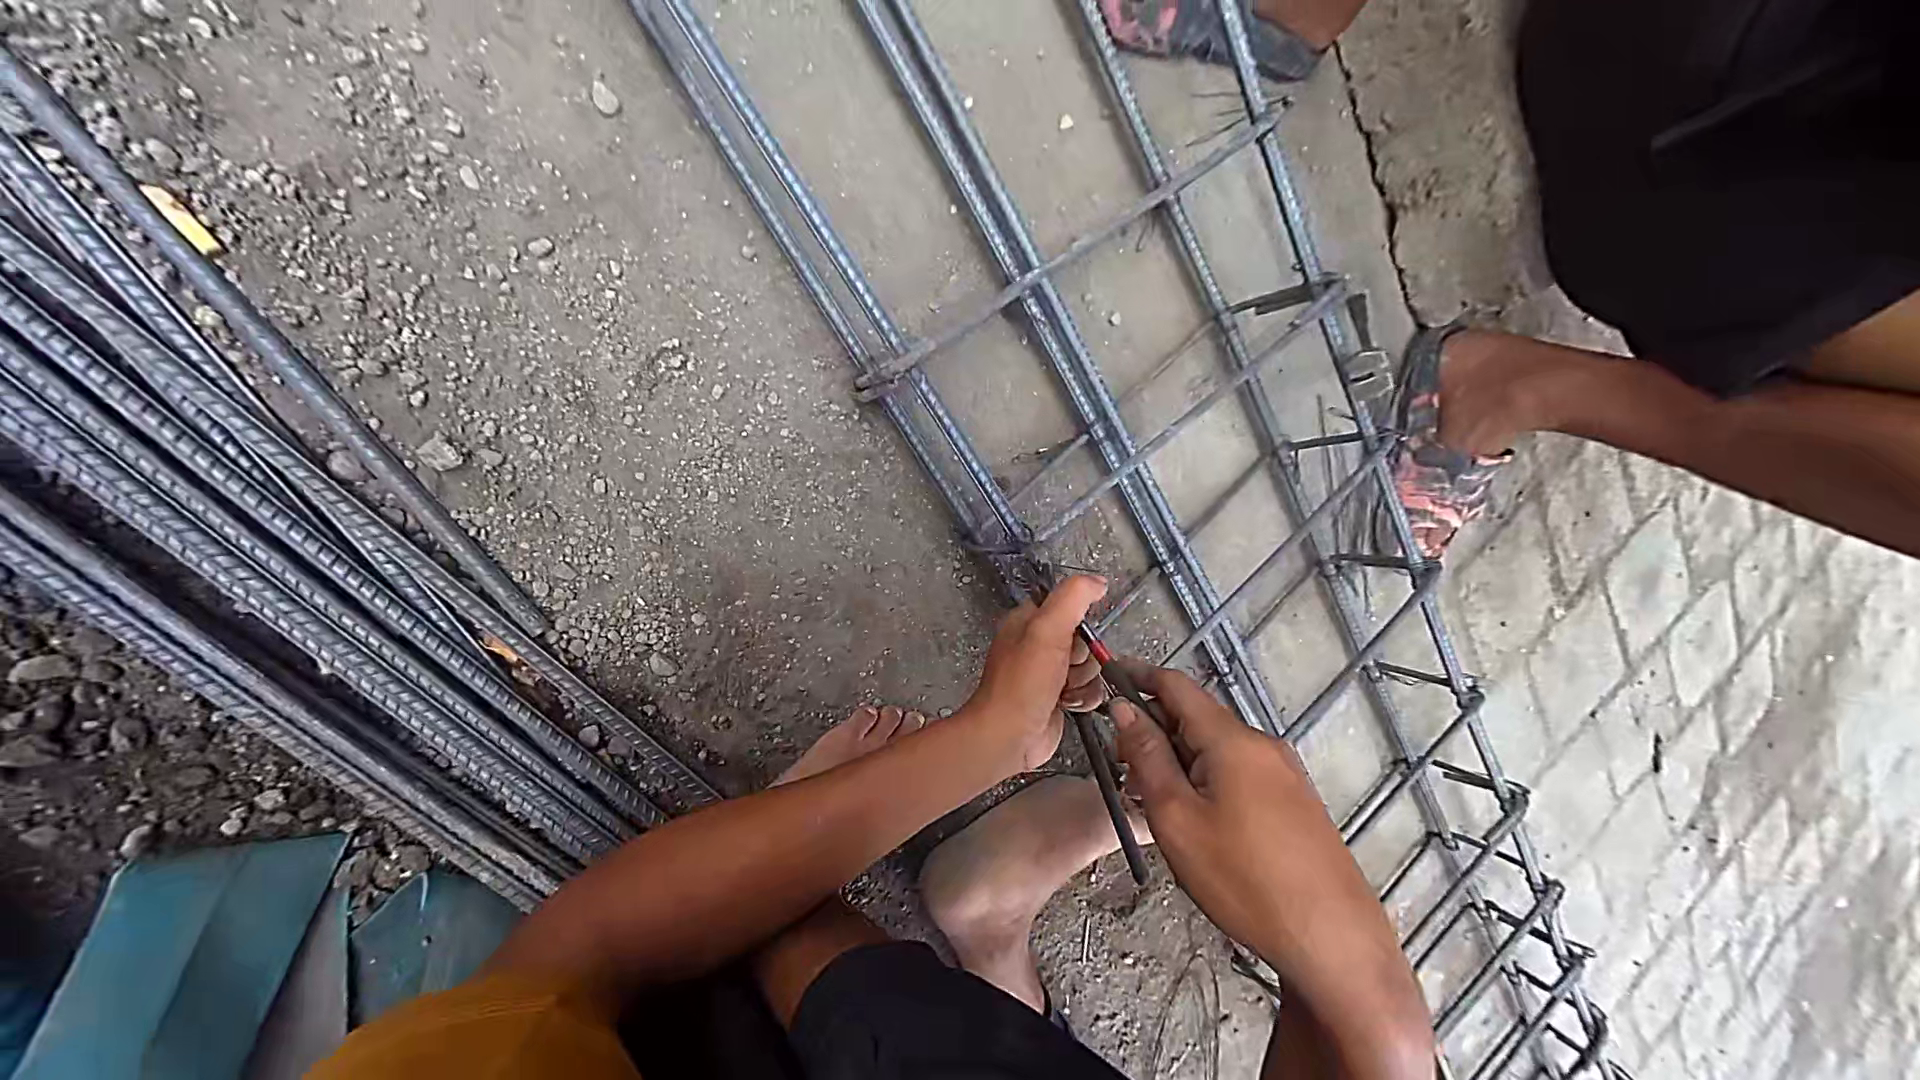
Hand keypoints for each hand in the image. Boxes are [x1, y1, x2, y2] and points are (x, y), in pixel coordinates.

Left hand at [962, 575, 1106, 770]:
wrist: (1009, 736)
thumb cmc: (1021, 684)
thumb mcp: (1047, 630)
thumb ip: (1073, 598)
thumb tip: (1098, 581)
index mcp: (1028, 621)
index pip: (1069, 606)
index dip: (1079, 622)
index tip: (1074, 636)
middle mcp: (1037, 644)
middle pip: (1085, 639)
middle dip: (1083, 656)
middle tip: (1065, 666)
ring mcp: (1048, 672)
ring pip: (1090, 666)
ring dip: (1084, 680)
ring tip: (1063, 688)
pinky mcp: (1059, 697)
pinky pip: (1089, 690)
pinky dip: (1084, 698)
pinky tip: (1068, 703)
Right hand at [1111, 661, 1432, 1077]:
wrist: (1337, 945)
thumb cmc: (1245, 880)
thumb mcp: (1176, 817)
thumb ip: (1147, 756)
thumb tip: (1123, 707)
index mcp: (1232, 739)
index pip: (1175, 684)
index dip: (1137, 674)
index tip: (1106, 676)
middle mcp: (1262, 744)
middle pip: (1195, 716)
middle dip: (1153, 729)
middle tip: (1122, 767)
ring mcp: (1284, 772)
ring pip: (1215, 746)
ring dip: (1177, 757)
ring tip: (1153, 799)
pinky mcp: (1295, 800)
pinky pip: (1238, 769)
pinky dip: (1204, 776)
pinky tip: (1194, 816)